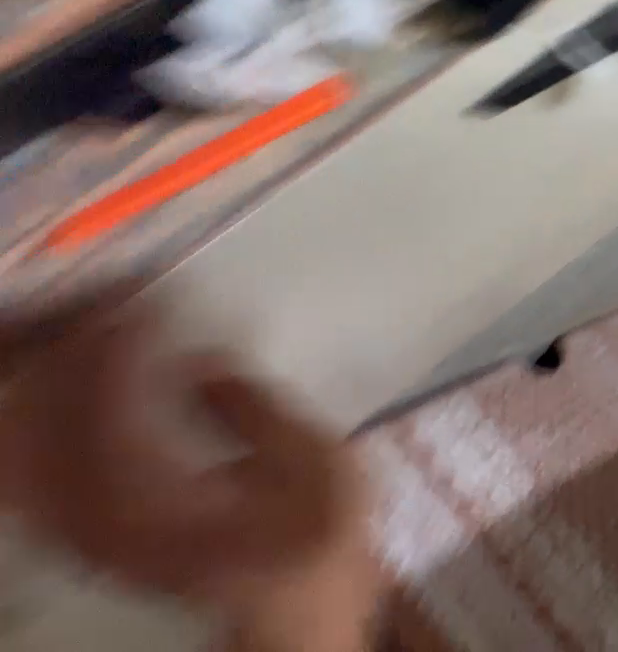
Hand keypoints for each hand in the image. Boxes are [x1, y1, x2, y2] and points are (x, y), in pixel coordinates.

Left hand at [0, 307, 378, 649]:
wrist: (289, 594)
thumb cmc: (317, 529)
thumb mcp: (317, 465)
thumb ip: (260, 414)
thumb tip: (208, 362)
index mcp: (158, 506)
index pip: (112, 415)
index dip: (121, 352)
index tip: (148, 300)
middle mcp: (90, 520)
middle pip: (42, 424)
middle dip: (67, 350)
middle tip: (108, 294)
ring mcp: (67, 525)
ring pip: (20, 437)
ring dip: (46, 370)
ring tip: (87, 316)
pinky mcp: (68, 519)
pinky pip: (27, 452)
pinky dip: (41, 401)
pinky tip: (70, 364)